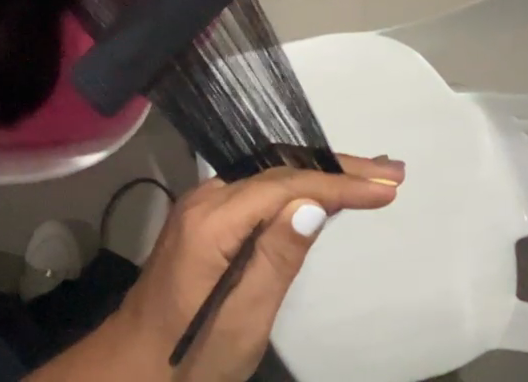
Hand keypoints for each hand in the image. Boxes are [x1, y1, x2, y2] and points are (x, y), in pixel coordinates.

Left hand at [114, 158, 401, 381]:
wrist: (137, 360)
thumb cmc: (194, 349)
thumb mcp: (244, 314)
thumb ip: (276, 256)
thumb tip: (312, 205)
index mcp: (211, 218)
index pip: (281, 185)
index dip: (335, 182)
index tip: (385, 189)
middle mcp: (203, 198)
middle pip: (274, 169)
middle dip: (332, 167)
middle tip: (390, 172)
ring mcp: (200, 205)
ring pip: (265, 174)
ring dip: (315, 172)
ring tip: (366, 176)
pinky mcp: (203, 218)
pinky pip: (253, 189)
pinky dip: (291, 186)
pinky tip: (318, 192)